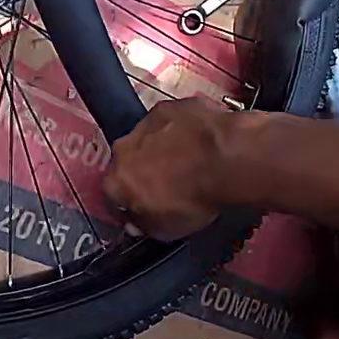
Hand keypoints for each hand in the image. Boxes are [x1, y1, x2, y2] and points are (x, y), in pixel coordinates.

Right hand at [103, 97, 244, 240]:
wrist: (225, 160)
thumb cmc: (194, 198)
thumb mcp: (166, 230)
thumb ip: (144, 225)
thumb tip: (137, 222)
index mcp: (116, 181)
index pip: (113, 196)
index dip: (128, 204)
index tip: (144, 209)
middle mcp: (123, 150)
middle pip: (127, 163)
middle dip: (142, 172)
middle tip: (169, 184)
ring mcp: (145, 125)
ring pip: (147, 140)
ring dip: (160, 150)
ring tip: (188, 162)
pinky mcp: (168, 107)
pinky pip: (168, 121)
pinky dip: (179, 130)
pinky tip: (199, 142)